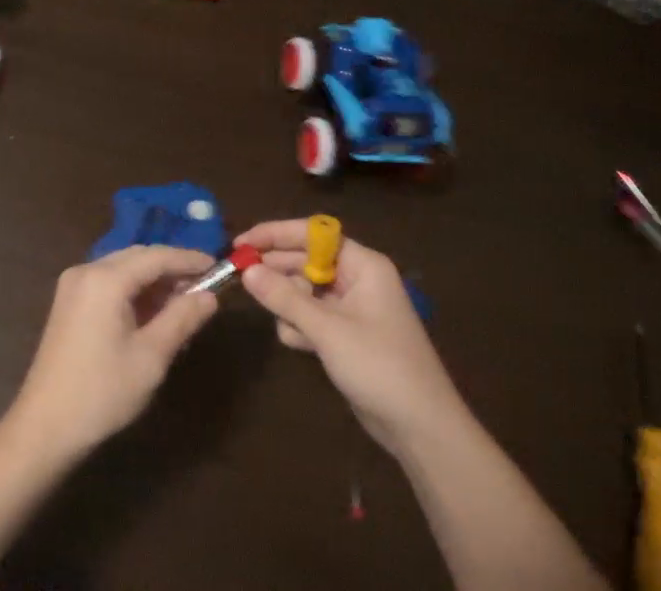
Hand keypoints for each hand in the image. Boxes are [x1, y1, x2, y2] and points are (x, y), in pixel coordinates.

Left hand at [4, 246, 219, 460]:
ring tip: (185, 308)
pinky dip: (134, 293)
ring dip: (153, 283)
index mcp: (104, 279)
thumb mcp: (151, 356)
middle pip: (137, 257)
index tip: (220, 268)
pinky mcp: (68, 304)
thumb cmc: (103, 391)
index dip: (190, 260)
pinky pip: (108, 285)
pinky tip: (154, 316)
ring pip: (123, 270)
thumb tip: (210, 296)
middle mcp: (85, 272)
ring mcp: (72, 287)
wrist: (46, 424)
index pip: (156, 256)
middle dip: (172, 270)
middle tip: (205, 291)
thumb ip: (182, 319)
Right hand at [237, 220, 466, 451]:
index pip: (313, 235)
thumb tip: (247, 270)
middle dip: (277, 273)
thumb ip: (284, 297)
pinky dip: (300, 327)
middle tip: (240, 279)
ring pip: (303, 291)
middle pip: (304, 262)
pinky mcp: (345, 335)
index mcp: (363, 266)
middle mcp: (357, 280)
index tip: (241, 244)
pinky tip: (300, 345)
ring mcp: (352, 309)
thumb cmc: (379, 366)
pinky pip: (311, 317)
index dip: (275, 235)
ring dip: (289, 306)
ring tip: (290, 327)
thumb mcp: (327, 329)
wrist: (420, 425)